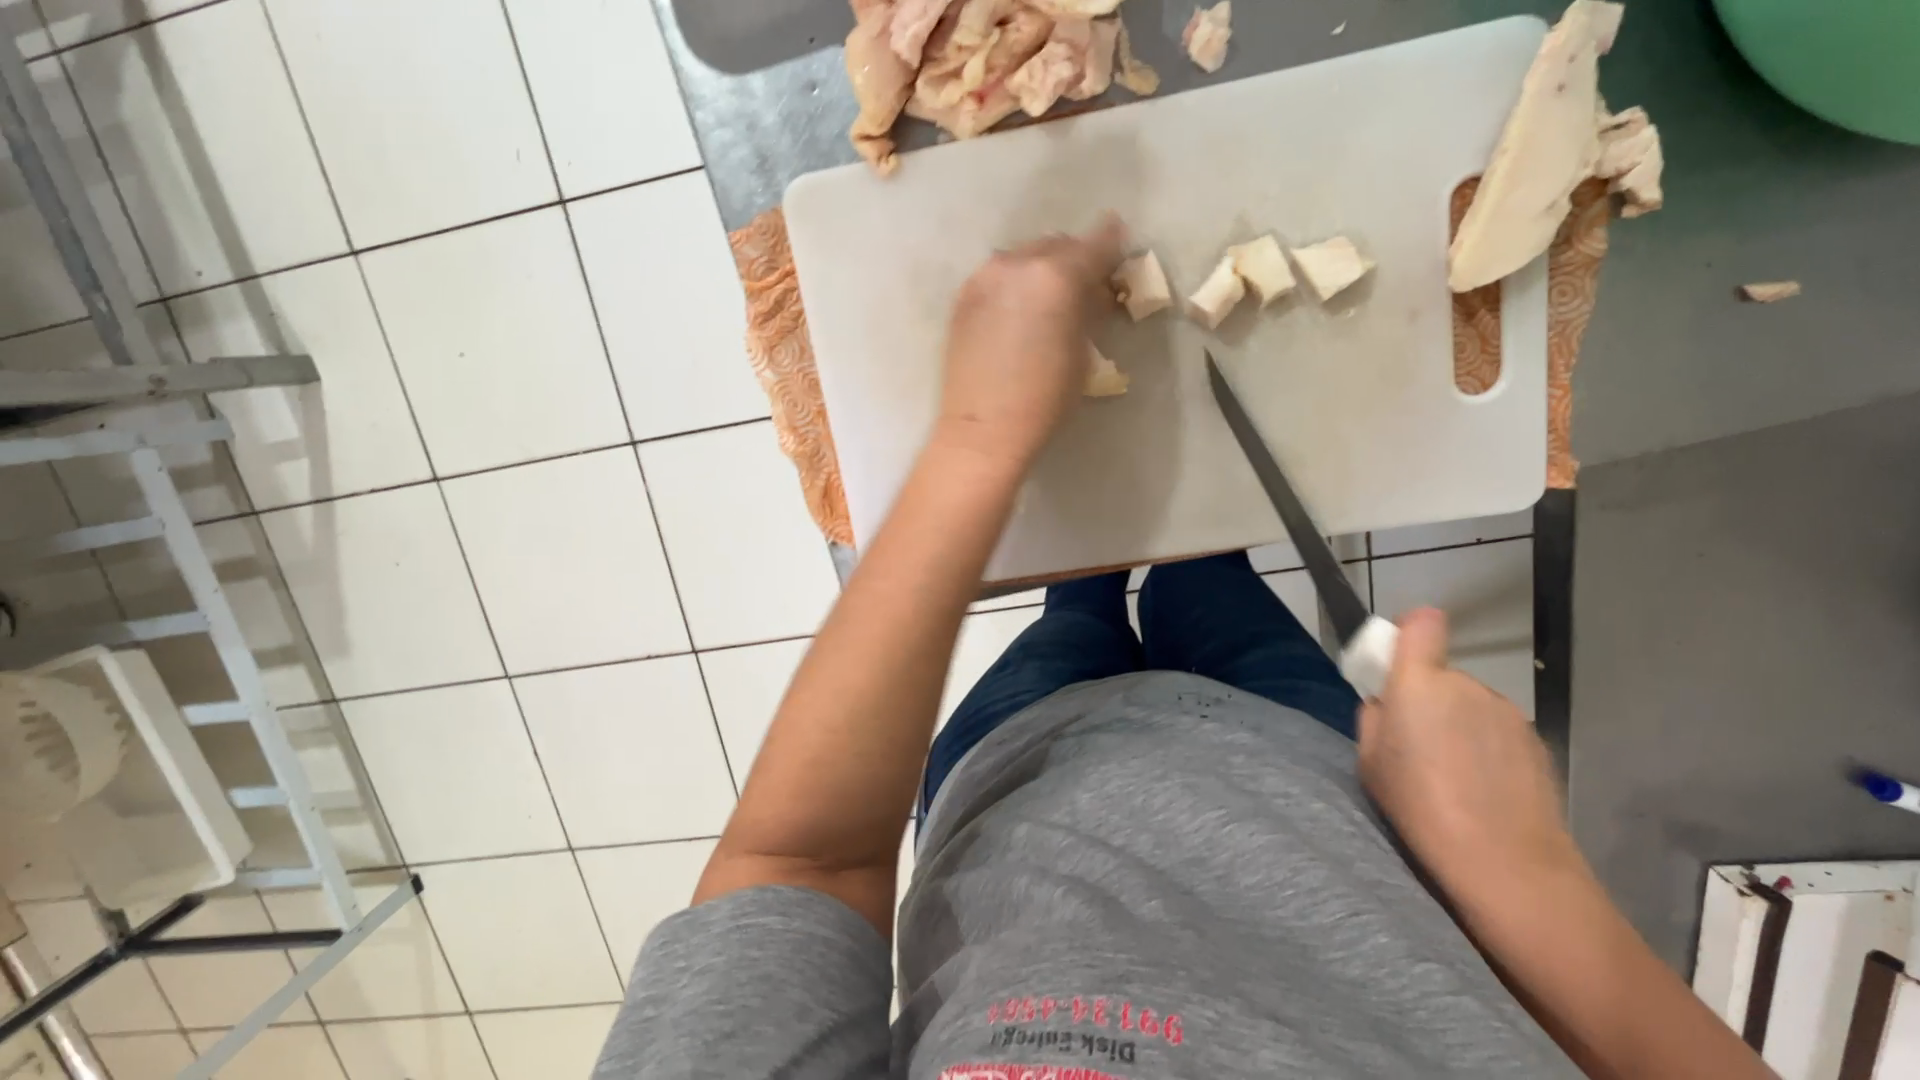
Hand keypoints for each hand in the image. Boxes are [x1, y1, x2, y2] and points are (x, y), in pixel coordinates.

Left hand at [932, 215, 1126, 471]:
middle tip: (1085, 283)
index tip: (1119, 246)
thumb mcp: (1083, 351)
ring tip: (1049, 298)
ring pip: (1024, 255)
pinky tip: (1019, 309)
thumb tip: (1094, 291)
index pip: (1097, 243)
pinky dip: (1015, 282)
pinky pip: (998, 274)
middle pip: (1058, 245)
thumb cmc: (1045, 399)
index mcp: (1058, 276)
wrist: (984, 428)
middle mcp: (1019, 263)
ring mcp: (986, 276)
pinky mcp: (964, 295)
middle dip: (1075, 258)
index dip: (1113, 245)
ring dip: (1042, 268)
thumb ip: (1088, 308)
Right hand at [1357, 609, 1585, 894]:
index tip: (1399, 665)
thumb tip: (1388, 705)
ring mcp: (1506, 711)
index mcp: (1418, 683)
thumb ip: (1375, 719)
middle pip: (1442, 676)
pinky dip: (1488, 749)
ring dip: (1460, 726)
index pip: (1421, 625)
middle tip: (1419, 749)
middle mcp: (1466, 685)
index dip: (1410, 634)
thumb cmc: (1419, 806)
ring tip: (1456, 777)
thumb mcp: (1369, 763)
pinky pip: (1498, 731)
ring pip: (1471, 705)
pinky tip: (1485, 789)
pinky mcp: (1535, 739)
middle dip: (1429, 701)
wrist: (1505, 858)